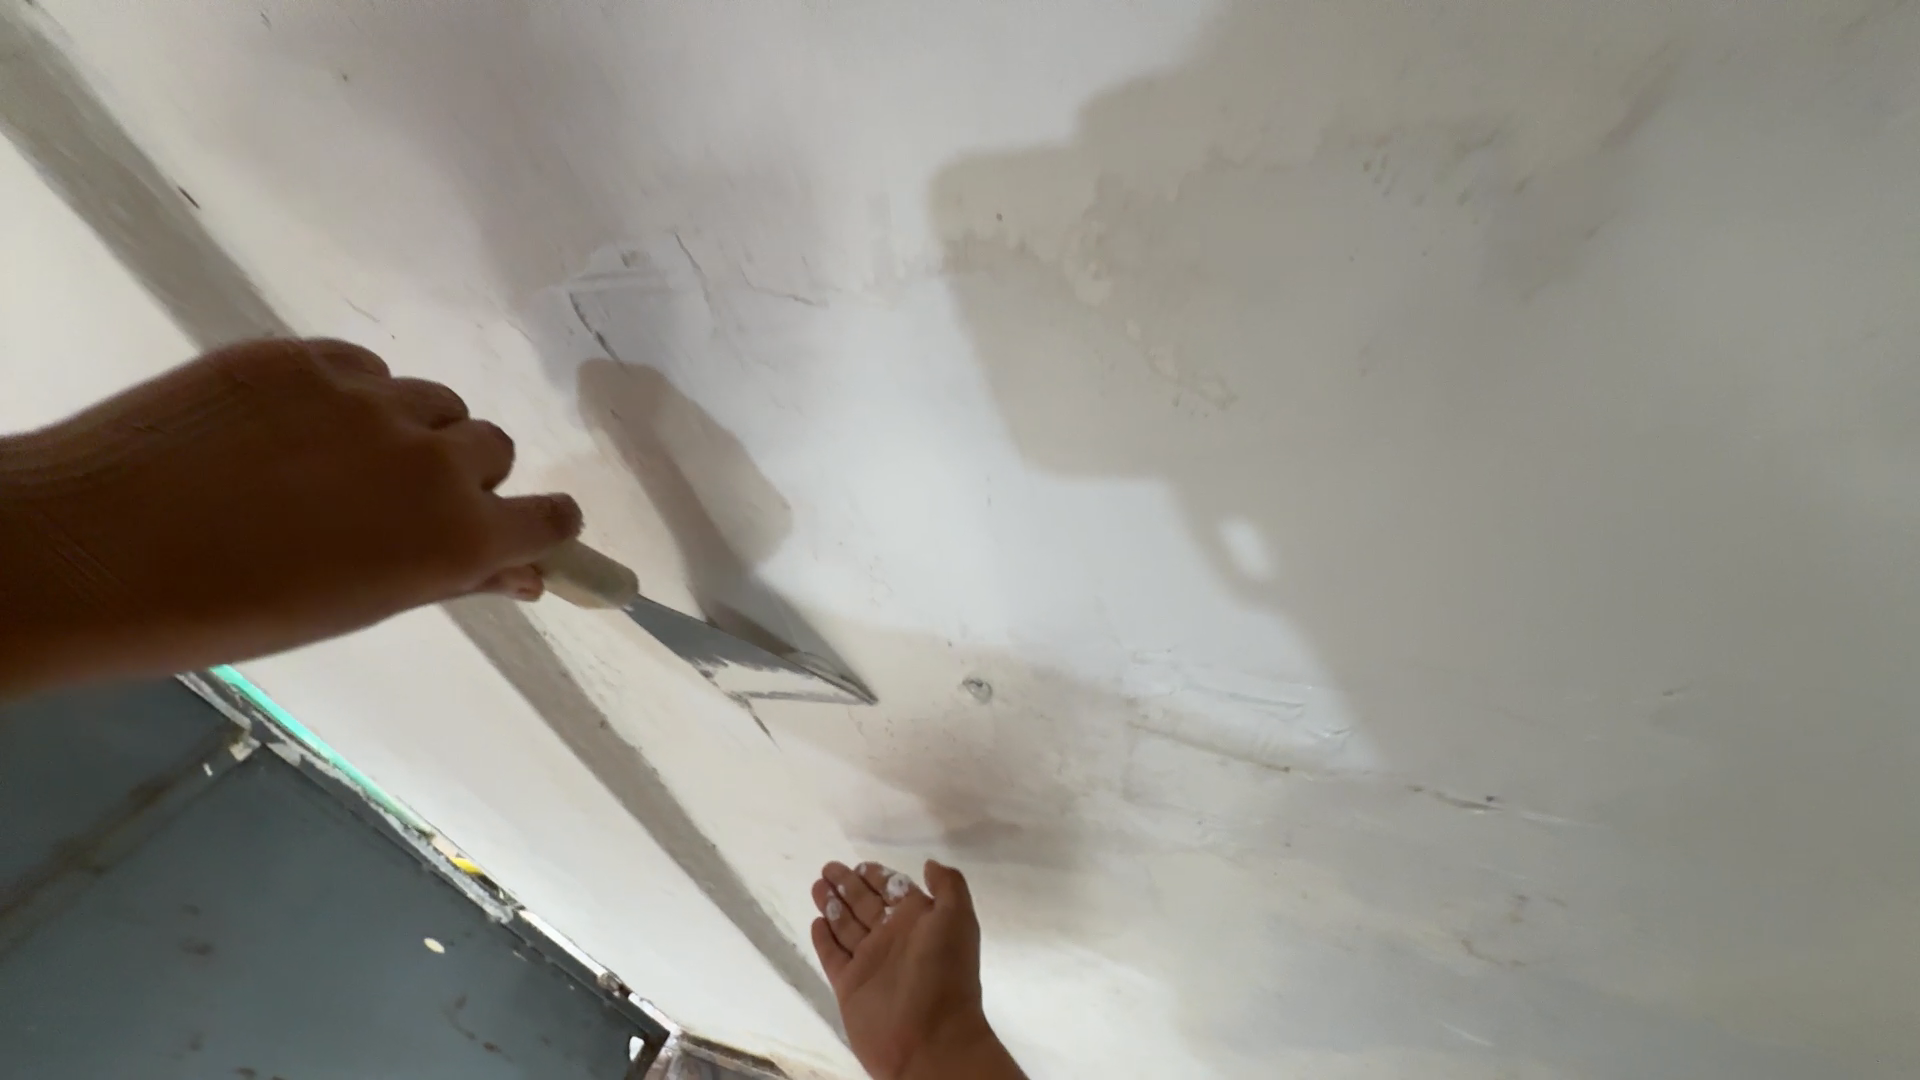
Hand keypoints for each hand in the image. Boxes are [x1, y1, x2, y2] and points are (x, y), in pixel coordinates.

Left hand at [0, 338, 580, 693]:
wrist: (80, 554)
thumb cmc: (240, 608)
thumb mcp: (369, 605)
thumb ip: (462, 578)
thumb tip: (527, 575)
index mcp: (460, 536)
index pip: (555, 516)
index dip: (545, 523)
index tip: (520, 527)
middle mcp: (438, 463)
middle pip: (496, 448)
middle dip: (465, 473)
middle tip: (399, 499)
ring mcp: (374, 403)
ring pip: (437, 403)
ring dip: (414, 430)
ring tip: (341, 456)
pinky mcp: (308, 359)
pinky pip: (368, 370)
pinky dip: (353, 395)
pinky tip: (296, 424)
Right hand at [810, 860, 1025, 1079]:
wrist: (931, 1039)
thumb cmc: (945, 972)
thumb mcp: (958, 918)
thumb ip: (947, 885)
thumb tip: (928, 864)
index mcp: (918, 920)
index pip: (893, 889)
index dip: (877, 875)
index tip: (859, 864)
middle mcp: (893, 937)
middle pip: (865, 903)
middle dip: (848, 884)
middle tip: (828, 867)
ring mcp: (870, 962)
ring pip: (846, 926)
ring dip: (832, 905)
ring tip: (817, 885)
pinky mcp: (850, 986)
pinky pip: (833, 956)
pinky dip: (824, 939)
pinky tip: (816, 922)